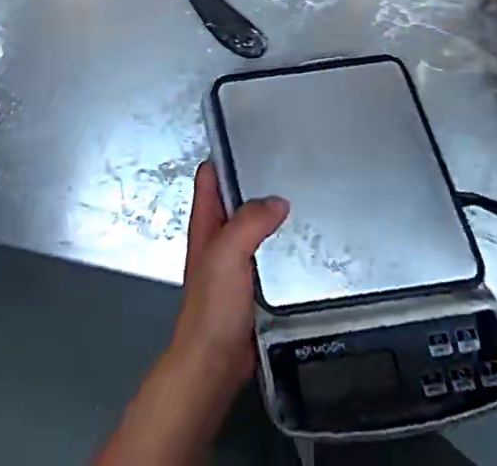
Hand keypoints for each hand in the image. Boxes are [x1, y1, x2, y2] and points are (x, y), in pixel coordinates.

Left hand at [166, 163, 288, 387]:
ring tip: (291, 196)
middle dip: (250, 180)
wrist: (214, 360)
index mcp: (205, 224)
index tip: (243, 136)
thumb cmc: (211, 308)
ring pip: (248, 224)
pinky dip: (274, 241)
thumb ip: (249, 223)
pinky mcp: (245, 282)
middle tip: (277, 163)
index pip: (210, 177)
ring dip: (264, 212)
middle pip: (231, 198)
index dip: (223, 155)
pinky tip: (291, 242)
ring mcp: (230, 260)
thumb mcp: (228, 253)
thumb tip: (276, 201)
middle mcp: (215, 238)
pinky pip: (261, 251)